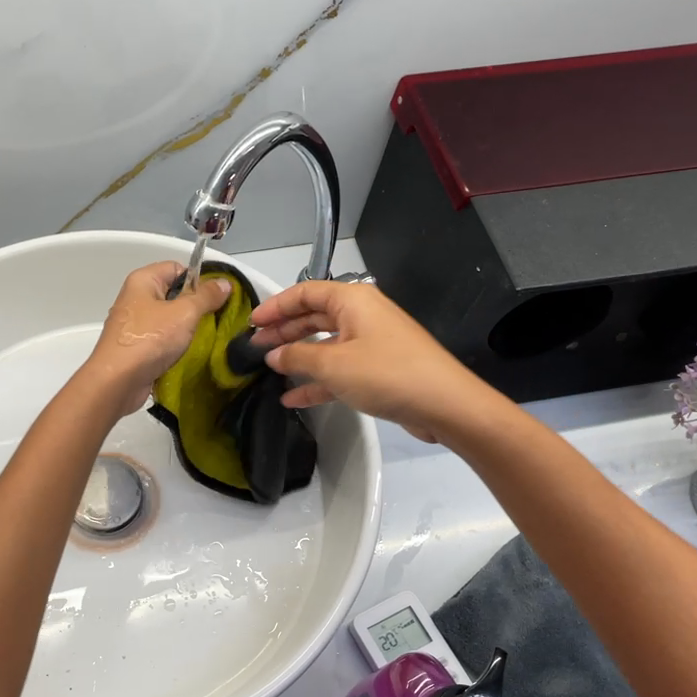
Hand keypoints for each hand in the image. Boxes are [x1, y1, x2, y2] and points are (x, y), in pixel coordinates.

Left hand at [82, 261, 231, 407]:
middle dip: (195, 305)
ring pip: (168, 318)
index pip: (176, 267)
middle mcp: (135, 297)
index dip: (198, 279)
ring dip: (186, 327)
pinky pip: (161, 337)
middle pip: (173, 293)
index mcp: (143, 280)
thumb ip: (207, 296)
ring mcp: (134, 323)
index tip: (216, 297)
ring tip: (204, 337)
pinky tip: (186, 353)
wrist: (117, 382)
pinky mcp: (135, 346)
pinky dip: (174, 344)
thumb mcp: (185, 313)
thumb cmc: (149, 340)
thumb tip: (225, 283)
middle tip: (214, 319)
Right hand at [247, 281, 489, 442]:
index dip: (276, 306)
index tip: (251, 323)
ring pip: (325, 344)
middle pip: (314, 317)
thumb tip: (272, 354)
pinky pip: (338, 369)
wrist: (445, 404)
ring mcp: (371, 343)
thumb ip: (297, 357)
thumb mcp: (334, 365)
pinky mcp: (377, 370)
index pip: (305, 293)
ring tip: (267, 370)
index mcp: (353, 301)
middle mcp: (362, 316)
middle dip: (283, 332)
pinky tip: (293, 397)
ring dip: (297, 357)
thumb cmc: (387, 374)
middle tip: (254, 348)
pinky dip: (317, 381)